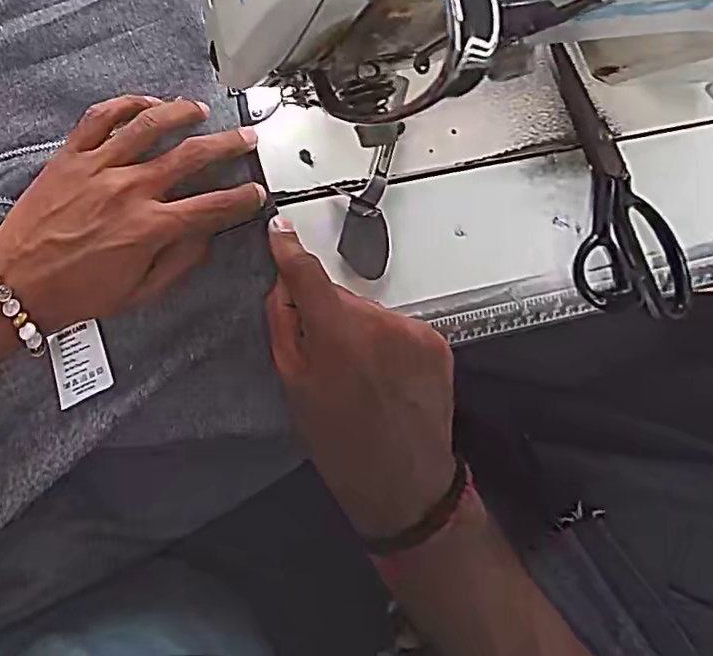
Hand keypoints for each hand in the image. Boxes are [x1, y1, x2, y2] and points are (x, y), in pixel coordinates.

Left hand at [0, 96, 265, 374]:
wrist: (16, 282)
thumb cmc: (72, 292)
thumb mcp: (137, 293)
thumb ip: (178, 263)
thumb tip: (205, 237)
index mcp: (147, 228)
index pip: (211, 205)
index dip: (241, 198)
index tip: (253, 192)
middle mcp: (127, 191)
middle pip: (192, 155)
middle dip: (228, 145)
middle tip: (244, 139)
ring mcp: (98, 168)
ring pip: (150, 124)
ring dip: (182, 112)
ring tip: (199, 111)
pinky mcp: (71, 156)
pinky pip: (101, 118)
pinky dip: (126, 104)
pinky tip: (145, 103)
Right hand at [265, 215, 458, 541]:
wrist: (402, 482)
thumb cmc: (343, 443)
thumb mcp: (292, 382)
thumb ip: (282, 323)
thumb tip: (282, 286)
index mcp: (335, 334)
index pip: (305, 270)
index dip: (288, 247)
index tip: (280, 230)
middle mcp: (376, 325)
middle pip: (336, 292)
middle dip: (326, 311)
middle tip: (325, 353)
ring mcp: (409, 331)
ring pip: (366, 307)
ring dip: (357, 327)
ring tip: (359, 372)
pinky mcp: (432, 340)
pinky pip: (393, 322)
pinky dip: (384, 339)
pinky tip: (382, 373)